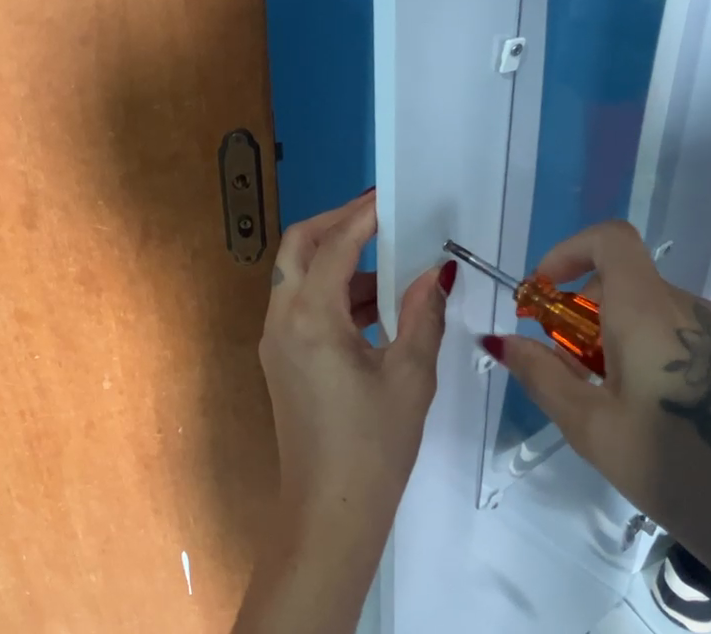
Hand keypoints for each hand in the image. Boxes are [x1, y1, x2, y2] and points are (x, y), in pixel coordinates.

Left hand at [233, 190, 453, 633]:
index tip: (389, 198)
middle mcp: (280, 318)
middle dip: (335, 224)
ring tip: (389, 263)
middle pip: (297, 248)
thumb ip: (422, 315)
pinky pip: (299, 305)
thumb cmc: (374, 447)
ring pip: (295, 276)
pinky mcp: (279, 358)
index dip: (361, 217)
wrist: (328, 512)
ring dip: (335, 261)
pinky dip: (331, 293)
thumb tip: (437, 272)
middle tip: (377, 216)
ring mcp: (274, 339)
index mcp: (309, 317)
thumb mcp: (410, 378)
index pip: (334, 246)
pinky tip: (374, 306)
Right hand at [489, 221, 710, 633]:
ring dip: (615, 336)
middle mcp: (693, 312)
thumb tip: (501, 340)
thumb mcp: (591, 427)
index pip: (611, 239)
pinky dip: (650, 353)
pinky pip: (685, 338)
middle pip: (627, 281)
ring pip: (654, 313)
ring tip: (604, 397)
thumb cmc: (676, 471)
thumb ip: (541, 374)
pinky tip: (651, 415)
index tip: (543, 295)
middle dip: (582, 310)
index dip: (568, 252)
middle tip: (563, 363)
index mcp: (650, 313)